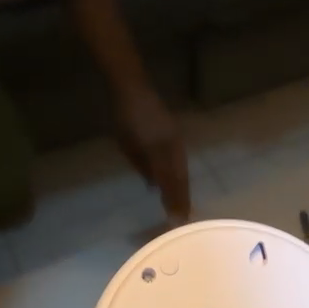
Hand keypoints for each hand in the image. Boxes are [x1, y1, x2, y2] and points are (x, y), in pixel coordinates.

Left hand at [112, 86, 191, 221]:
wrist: (133, 88)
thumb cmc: (124, 117)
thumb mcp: (127, 144)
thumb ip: (142, 165)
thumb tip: (154, 185)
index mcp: (159, 151)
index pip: (168, 182)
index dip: (173, 200)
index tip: (175, 219)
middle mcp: (172, 147)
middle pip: (180, 178)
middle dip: (182, 199)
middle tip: (184, 217)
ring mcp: (176, 140)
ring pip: (183, 170)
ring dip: (184, 188)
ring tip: (185, 204)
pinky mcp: (176, 135)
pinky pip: (182, 160)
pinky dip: (182, 174)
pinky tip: (180, 181)